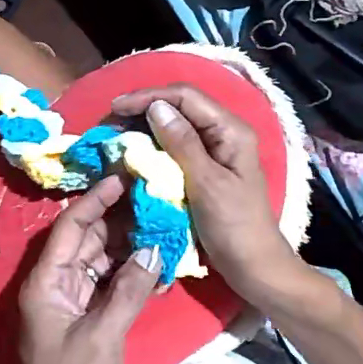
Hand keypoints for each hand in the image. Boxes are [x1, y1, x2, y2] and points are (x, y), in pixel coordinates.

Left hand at [15, 175, 160, 363]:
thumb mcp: (101, 338)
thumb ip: (128, 290)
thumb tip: (153, 248)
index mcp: (45, 284)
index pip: (70, 228)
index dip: (95, 200)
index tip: (122, 177)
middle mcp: (56, 285)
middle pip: (86, 239)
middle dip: (117, 217)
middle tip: (152, 194)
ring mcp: (72, 302)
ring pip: (101, 260)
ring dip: (128, 243)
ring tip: (161, 219)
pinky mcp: (88, 318)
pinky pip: (110, 284)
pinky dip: (131, 272)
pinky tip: (158, 262)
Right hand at [110, 85, 306, 303]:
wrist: (253, 266)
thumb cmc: (234, 226)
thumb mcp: (206, 184)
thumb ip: (182, 144)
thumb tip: (156, 107)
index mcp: (230, 130)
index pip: (186, 97)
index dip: (149, 97)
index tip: (116, 108)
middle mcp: (223, 133)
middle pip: (180, 107)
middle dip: (143, 110)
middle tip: (109, 123)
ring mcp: (215, 151)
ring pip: (175, 126)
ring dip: (145, 128)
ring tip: (115, 136)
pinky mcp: (205, 168)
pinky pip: (175, 147)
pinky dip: (153, 147)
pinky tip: (134, 153)